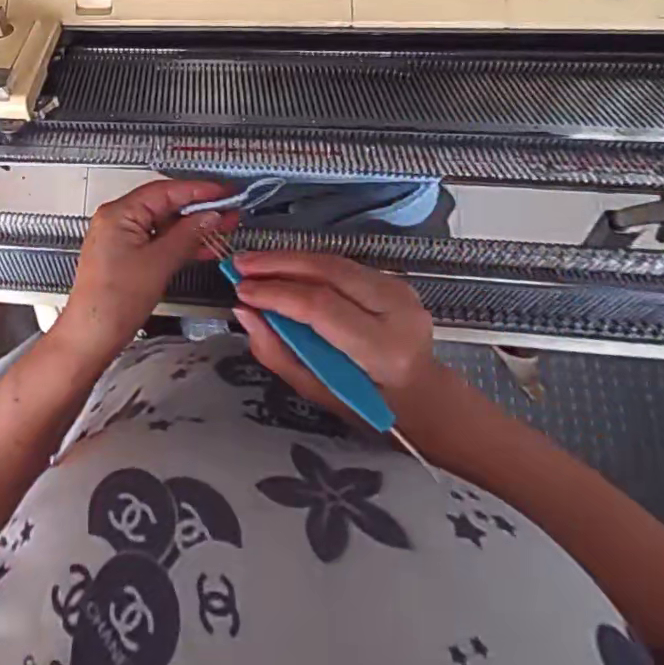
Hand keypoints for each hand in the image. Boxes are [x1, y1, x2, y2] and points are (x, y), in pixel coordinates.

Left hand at [58, 180, 237, 359]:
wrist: (92, 336)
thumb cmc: (112, 301)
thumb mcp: (160, 263)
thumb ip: (188, 235)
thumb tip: (209, 216)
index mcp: (118, 213)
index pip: (165, 190)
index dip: (199, 190)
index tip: (223, 192)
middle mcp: (116, 220)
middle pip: (164, 204)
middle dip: (199, 209)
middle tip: (228, 211)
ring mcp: (120, 238)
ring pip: (163, 224)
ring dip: (192, 227)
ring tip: (221, 228)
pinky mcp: (125, 256)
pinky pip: (157, 240)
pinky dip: (179, 242)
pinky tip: (202, 246)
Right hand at [230, 252, 441, 412]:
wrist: (425, 396)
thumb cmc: (371, 405)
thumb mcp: (320, 392)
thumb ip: (278, 353)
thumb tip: (244, 313)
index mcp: (383, 348)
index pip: (321, 307)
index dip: (277, 294)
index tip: (241, 290)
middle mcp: (397, 310)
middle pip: (328, 271)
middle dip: (278, 264)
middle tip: (239, 265)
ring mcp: (400, 289)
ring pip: (333, 261)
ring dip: (288, 259)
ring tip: (251, 263)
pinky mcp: (393, 279)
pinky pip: (340, 265)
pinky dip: (306, 264)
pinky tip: (280, 267)